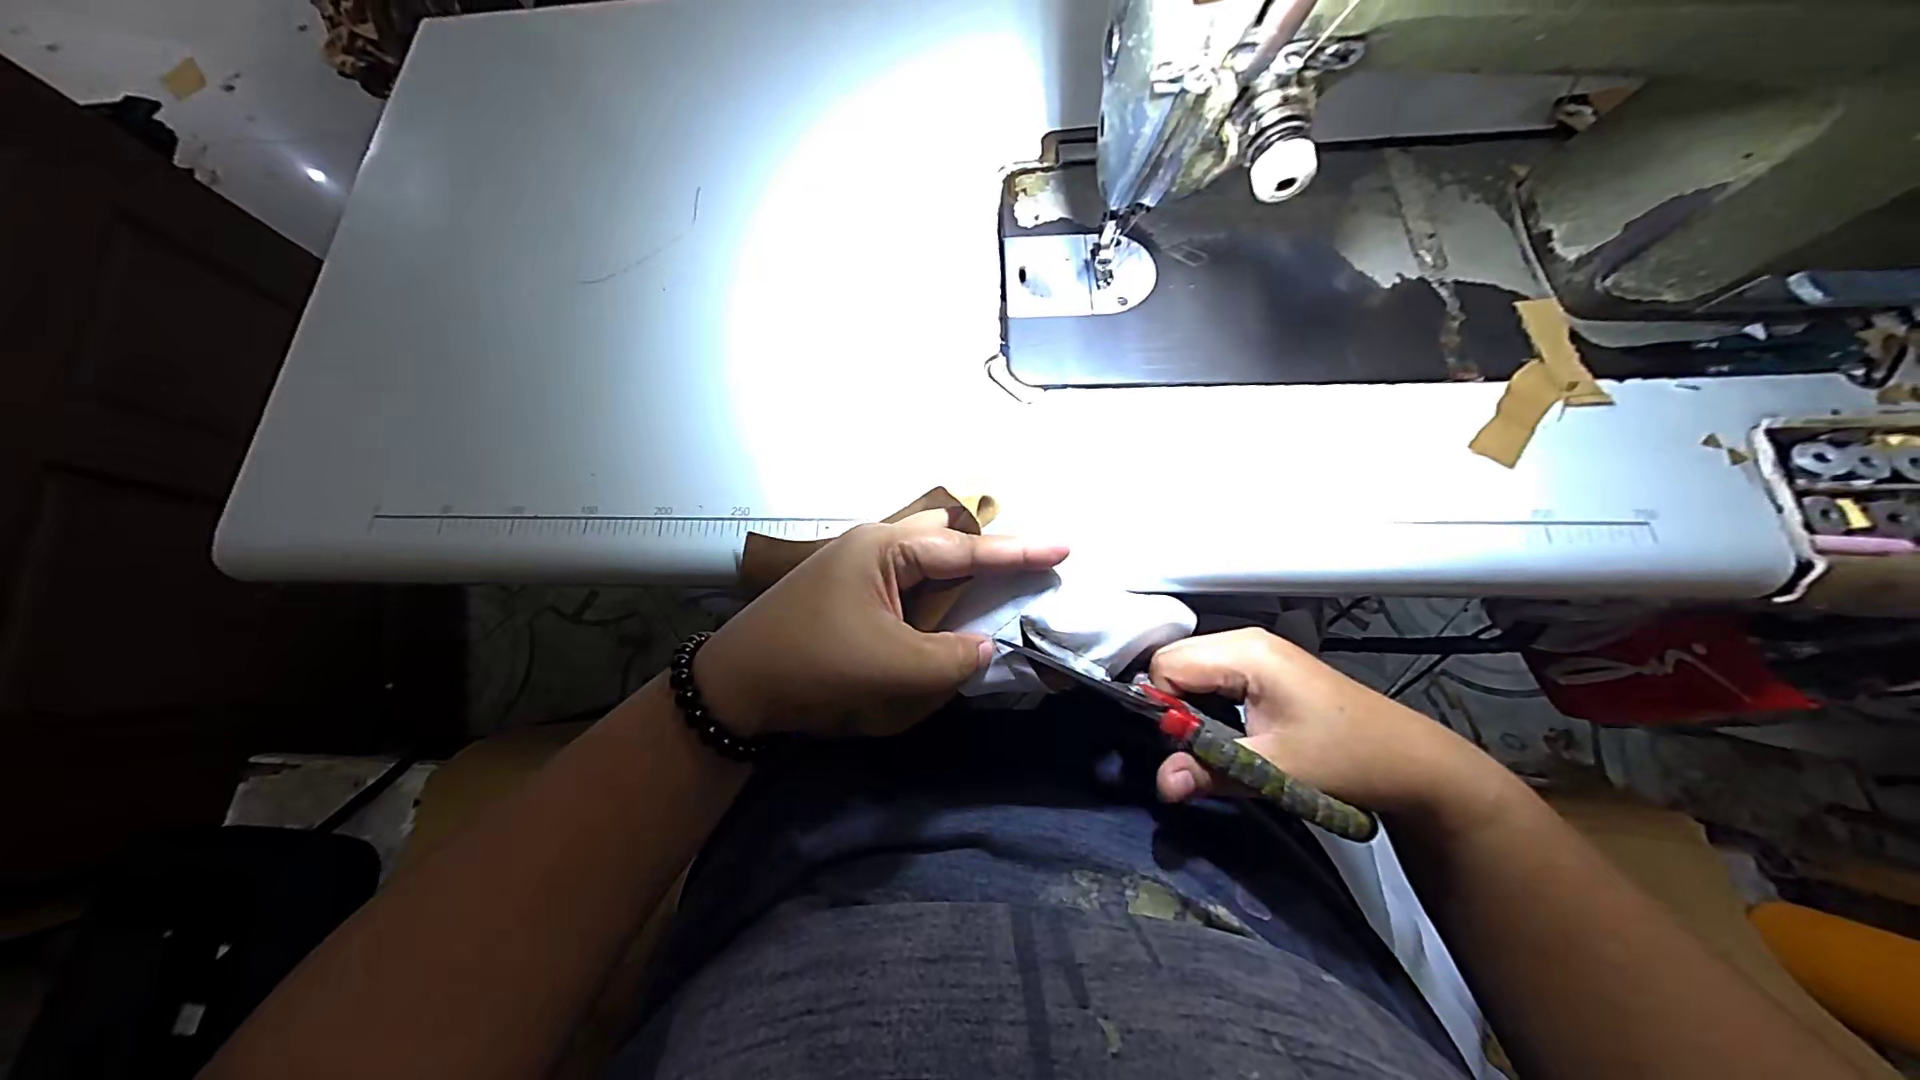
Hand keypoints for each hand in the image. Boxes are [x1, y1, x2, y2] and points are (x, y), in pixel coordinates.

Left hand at [693, 512, 1067, 737]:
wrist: (736, 687)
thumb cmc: (816, 668)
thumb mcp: (895, 670)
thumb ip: (953, 658)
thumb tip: (985, 647)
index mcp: (884, 549)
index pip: (966, 548)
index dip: (1018, 552)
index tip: (1063, 547)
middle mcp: (871, 546)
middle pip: (943, 537)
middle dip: (984, 553)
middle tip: (1019, 575)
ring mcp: (854, 568)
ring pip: (922, 560)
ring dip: (955, 577)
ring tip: (985, 598)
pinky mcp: (846, 593)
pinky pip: (904, 583)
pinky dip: (930, 597)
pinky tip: (938, 617)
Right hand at [1148, 628, 1519, 826]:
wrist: (1414, 763)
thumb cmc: (1352, 757)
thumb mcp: (1277, 768)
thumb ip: (1210, 770)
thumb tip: (1162, 783)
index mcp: (1246, 652)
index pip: (1166, 665)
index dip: (1163, 706)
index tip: (1180, 745)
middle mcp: (1245, 641)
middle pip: (1174, 662)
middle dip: (1173, 706)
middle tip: (1196, 747)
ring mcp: (1255, 652)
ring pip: (1190, 670)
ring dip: (1190, 708)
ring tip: (1213, 743)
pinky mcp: (1262, 668)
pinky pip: (1210, 676)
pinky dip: (1207, 704)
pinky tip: (1227, 732)